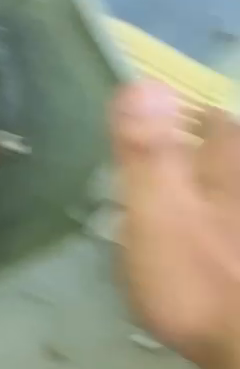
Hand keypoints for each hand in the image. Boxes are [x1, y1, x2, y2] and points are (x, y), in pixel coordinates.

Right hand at [112, 82, 239, 368]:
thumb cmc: (202, 285)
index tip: (171, 115)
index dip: (191, 118)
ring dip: (219, 192)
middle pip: (237, 159)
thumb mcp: (158, 217)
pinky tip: (208, 239)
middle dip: (218, 152)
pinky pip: (223, 237)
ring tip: (201, 198)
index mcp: (230, 177)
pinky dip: (215, 231)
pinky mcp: (236, 268)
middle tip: (192, 148)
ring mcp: (239, 234)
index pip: (216, 129)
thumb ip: (149, 155)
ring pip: (231, 197)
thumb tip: (139, 83)